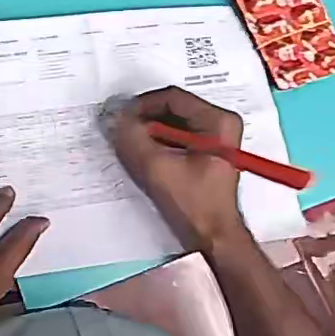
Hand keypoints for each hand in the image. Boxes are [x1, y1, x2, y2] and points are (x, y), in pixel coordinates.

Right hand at [109, 86, 249, 251]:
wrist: (213, 238)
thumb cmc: (192, 203)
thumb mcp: (156, 168)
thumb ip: (132, 138)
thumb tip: (113, 116)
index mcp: (218, 120)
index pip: (172, 97)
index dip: (142, 105)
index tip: (120, 118)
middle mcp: (221, 123)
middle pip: (173, 108)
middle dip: (145, 119)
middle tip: (122, 131)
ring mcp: (216, 137)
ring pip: (173, 123)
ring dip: (150, 132)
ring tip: (130, 145)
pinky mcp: (208, 151)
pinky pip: (178, 137)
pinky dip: (159, 143)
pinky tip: (144, 155)